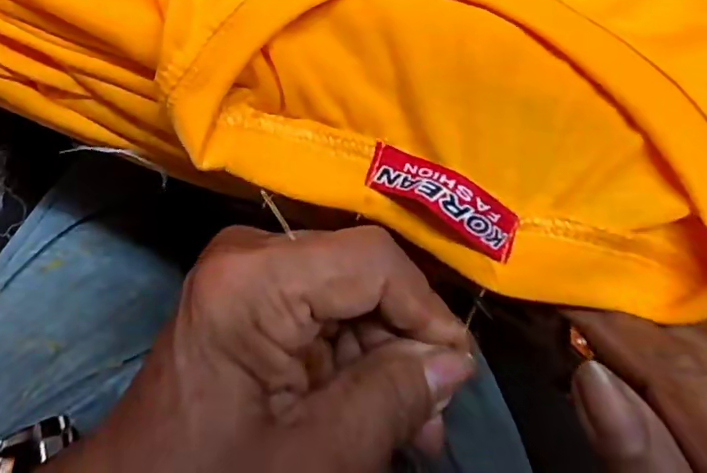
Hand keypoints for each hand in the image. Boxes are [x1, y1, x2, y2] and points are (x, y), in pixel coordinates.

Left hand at [61, 225, 477, 471]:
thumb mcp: (312, 456)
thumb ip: (390, 399)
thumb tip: (454, 360)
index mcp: (253, 276)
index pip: (369, 260)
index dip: (424, 309)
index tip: (458, 368)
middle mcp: (251, 253)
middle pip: (359, 276)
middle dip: (403, 343)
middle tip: (433, 413)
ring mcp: (247, 271)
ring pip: (348, 296)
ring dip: (383, 358)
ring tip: (413, 426)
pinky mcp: (249, 295)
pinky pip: (322, 313)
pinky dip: (353, 360)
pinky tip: (375, 408)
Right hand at [567, 310, 706, 472]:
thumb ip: (647, 469)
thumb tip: (591, 374)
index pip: (683, 372)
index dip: (615, 326)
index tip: (555, 293)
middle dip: (631, 325)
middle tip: (563, 300)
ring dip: (658, 343)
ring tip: (596, 324)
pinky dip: (692, 371)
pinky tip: (658, 369)